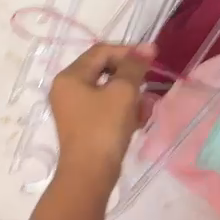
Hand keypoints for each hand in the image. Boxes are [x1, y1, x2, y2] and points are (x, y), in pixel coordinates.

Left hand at [49, 42, 154, 178]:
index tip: (152, 60)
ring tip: (147, 106)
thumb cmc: (104, 128)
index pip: (101, 51)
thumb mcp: (123, 92)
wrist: (90, 172)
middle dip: (131, 75)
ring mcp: (74, 107)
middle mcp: (67, 88)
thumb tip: (147, 46)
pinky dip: (124, 107)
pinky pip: (106, 105)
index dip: (128, 51)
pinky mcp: (84, 123)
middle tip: (150, 82)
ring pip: (108, 88)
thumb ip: (135, 67)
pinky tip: (140, 118)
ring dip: (131, 93)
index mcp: (71, 77)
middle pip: (104, 69)